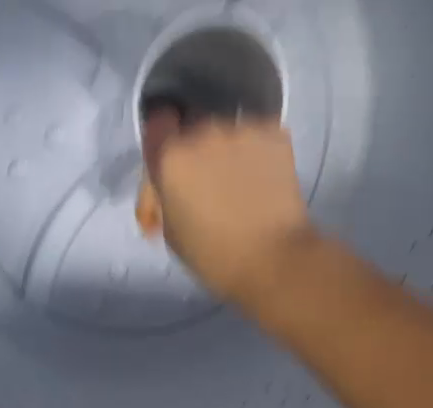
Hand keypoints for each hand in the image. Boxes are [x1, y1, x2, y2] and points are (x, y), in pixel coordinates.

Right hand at [136, 109, 315, 308]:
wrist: (274, 258)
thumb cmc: (213, 256)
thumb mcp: (171, 230)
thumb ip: (166, 194)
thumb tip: (171, 183)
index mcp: (171, 157)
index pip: (157, 123)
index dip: (162, 142)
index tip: (170, 164)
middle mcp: (204, 131)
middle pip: (193, 128)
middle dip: (195, 152)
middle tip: (204, 185)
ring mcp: (242, 128)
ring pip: (227, 132)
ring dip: (226, 152)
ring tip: (236, 184)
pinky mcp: (275, 132)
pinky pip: (256, 136)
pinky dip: (255, 153)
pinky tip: (260, 178)